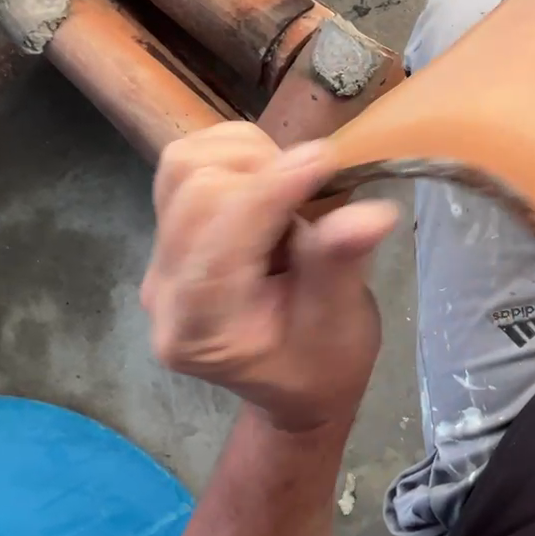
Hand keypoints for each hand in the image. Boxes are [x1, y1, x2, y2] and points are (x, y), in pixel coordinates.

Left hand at [142, 123, 399, 432]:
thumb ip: (342, 264)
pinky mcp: (172, 231)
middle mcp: (165, 288)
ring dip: (246, 158)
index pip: (224, 237)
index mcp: (201, 327)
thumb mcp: (342, 323)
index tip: (328, 158)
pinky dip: (234, 153)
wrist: (296, 382)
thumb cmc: (323, 361)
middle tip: (313, 192)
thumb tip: (373, 214)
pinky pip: (186, 165)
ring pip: (184, 167)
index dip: (276, 188)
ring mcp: (161, 258)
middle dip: (263, 174)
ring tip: (290, 186)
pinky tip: (270, 181)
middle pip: (196, 191)